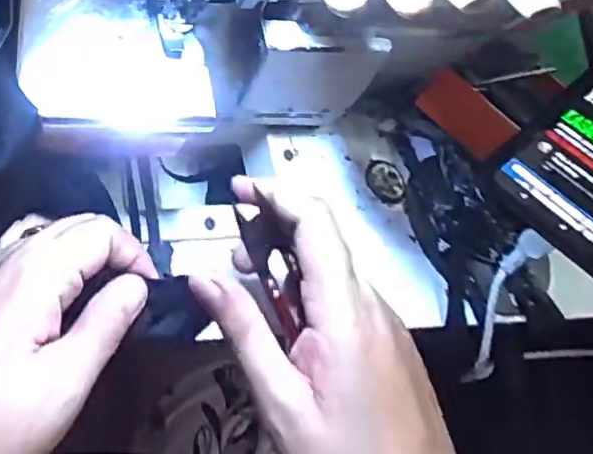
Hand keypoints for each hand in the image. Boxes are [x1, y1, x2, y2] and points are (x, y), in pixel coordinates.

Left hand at [0, 213, 157, 453]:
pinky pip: (28, 249)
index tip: (149, 291)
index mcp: (34, 272)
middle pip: (79, 224)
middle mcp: (10, 258)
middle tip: (135, 291)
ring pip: (54, 232)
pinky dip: (58, 257)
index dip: (135, 253)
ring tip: (106, 290)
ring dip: (88, 251)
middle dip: (115, 248)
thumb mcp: (62, 385)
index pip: (101, 231)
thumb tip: (138, 286)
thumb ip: (106, 324)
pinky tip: (61, 292)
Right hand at [189, 177, 454, 453]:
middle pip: (322, 234)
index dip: (274, 192)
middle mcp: (371, 300)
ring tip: (251, 278)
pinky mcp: (387, 335)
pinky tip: (288, 315)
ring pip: (331, 262)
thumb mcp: (282, 403)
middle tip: (234, 247)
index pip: (313, 218)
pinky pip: (344, 289)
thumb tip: (205, 279)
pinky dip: (310, 285)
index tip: (239, 189)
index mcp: (346, 307)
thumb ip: (243, 331)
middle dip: (273, 226)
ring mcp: (383, 317)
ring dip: (289, 259)